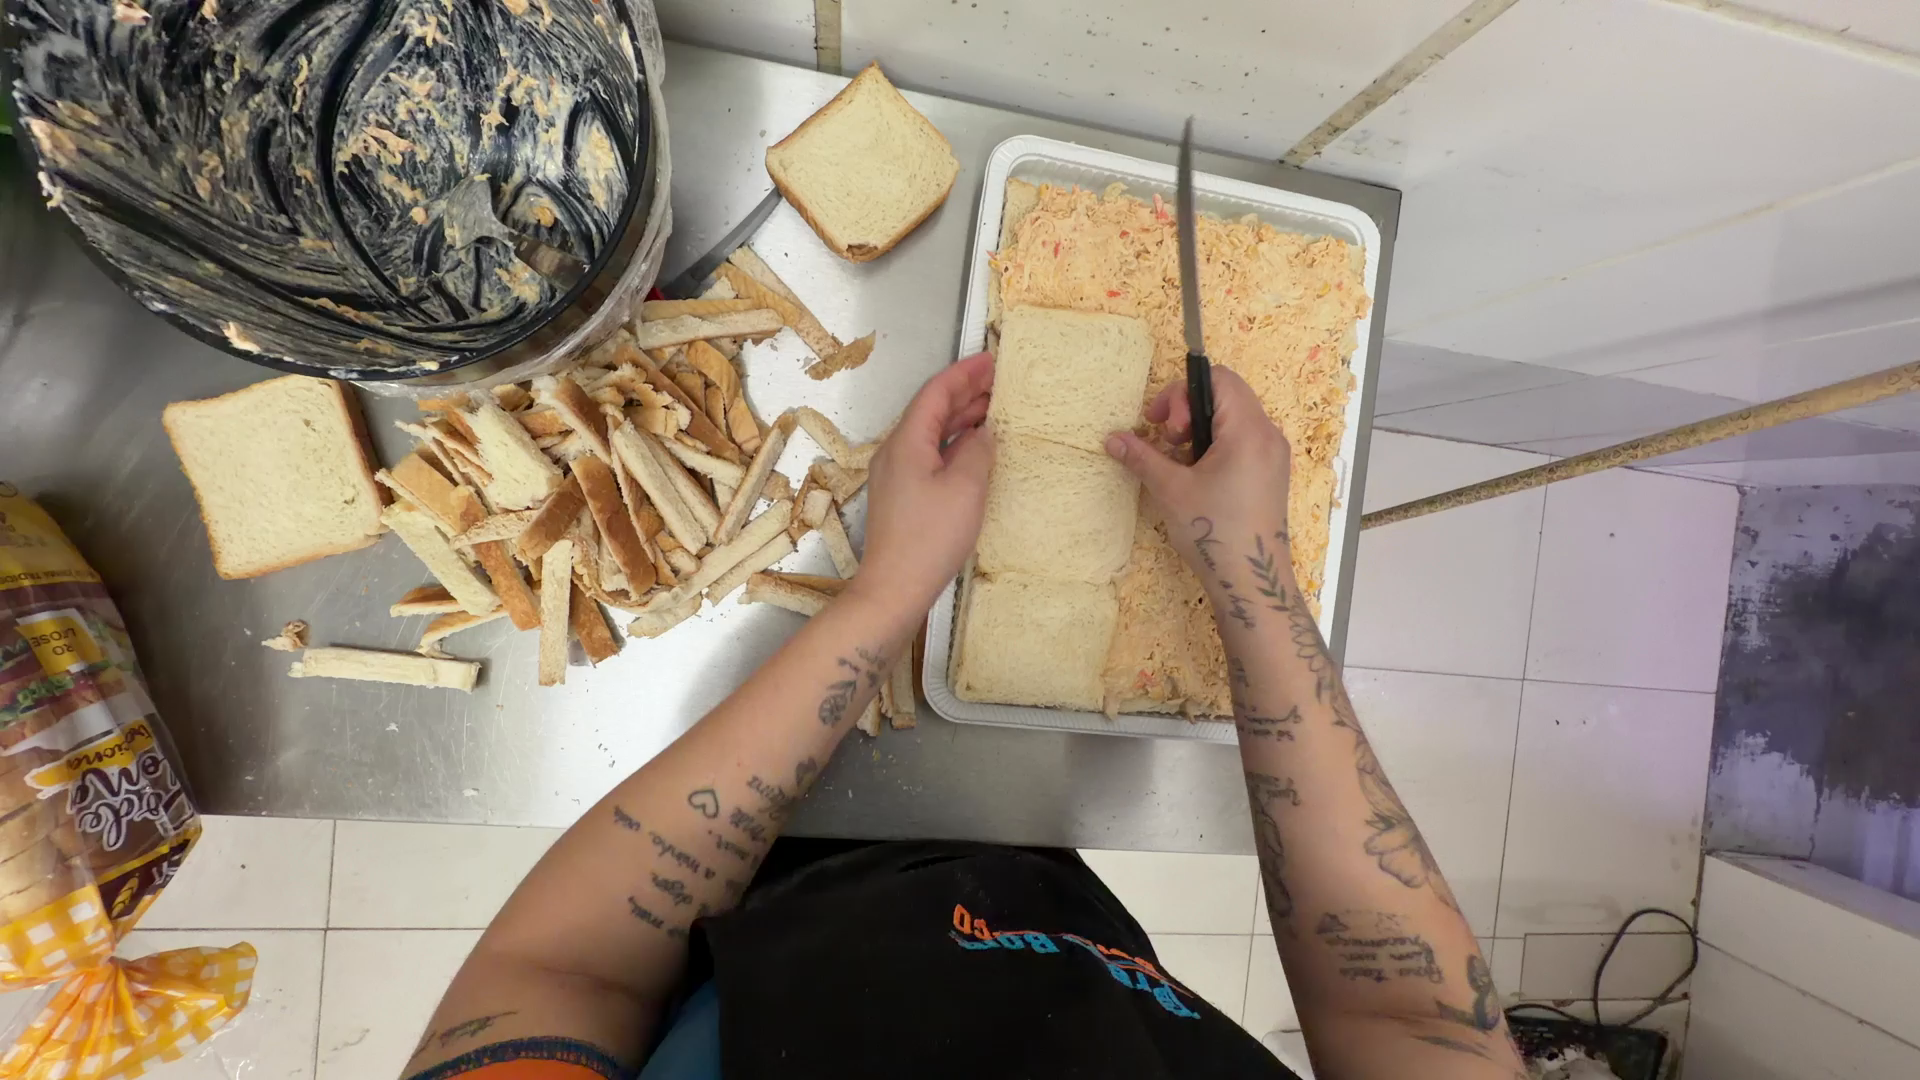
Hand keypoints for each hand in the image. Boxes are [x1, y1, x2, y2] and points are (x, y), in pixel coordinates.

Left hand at [848, 352, 995, 616]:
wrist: (895, 587)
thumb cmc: (930, 537)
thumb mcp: (966, 488)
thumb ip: (978, 451)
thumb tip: (983, 433)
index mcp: (907, 440)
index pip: (936, 392)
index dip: (964, 372)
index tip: (992, 359)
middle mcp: (896, 451)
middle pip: (932, 409)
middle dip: (966, 392)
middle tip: (1001, 381)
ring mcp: (897, 474)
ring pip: (932, 433)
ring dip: (962, 418)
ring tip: (996, 408)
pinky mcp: (904, 495)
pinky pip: (931, 455)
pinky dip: (955, 444)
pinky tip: (976, 449)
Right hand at [1104, 366, 1292, 586]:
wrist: (1252, 580)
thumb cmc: (1213, 531)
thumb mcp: (1170, 490)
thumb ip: (1141, 456)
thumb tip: (1111, 438)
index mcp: (1248, 430)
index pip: (1218, 378)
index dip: (1182, 391)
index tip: (1162, 424)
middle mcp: (1268, 435)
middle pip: (1225, 395)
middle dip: (1187, 411)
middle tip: (1167, 442)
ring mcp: (1272, 455)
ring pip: (1233, 419)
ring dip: (1199, 430)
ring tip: (1178, 462)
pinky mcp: (1270, 474)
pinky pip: (1241, 441)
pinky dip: (1214, 446)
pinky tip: (1196, 476)